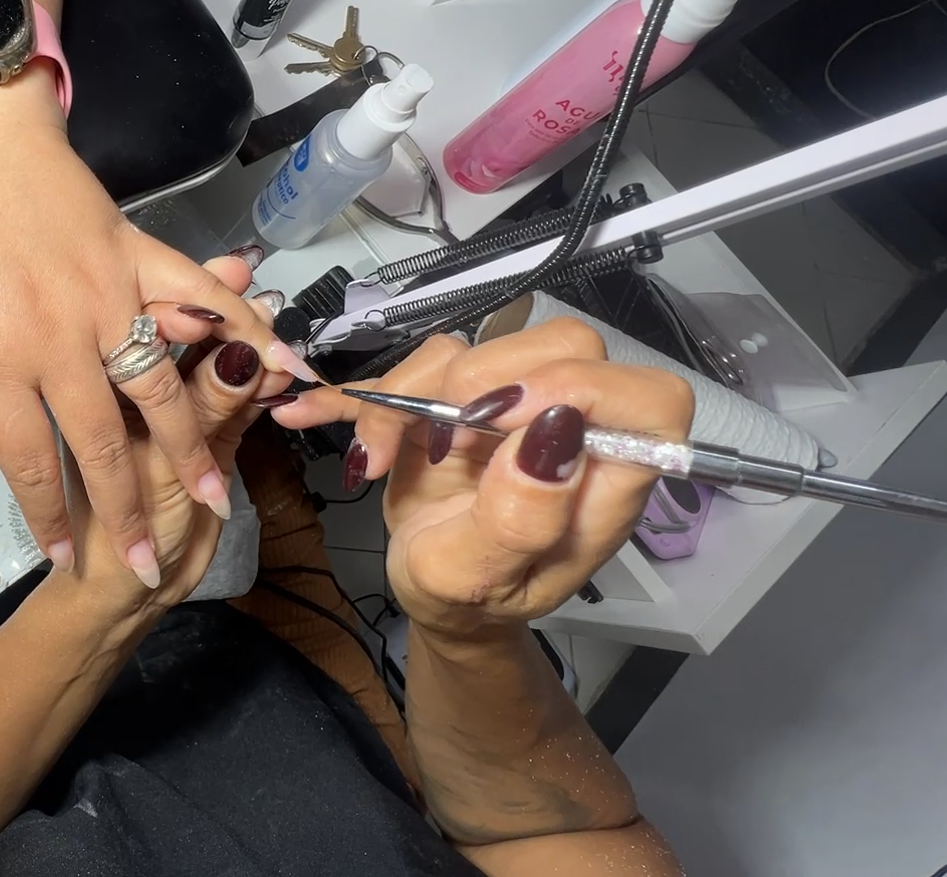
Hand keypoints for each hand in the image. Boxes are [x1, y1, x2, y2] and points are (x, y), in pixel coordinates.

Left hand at [0, 76, 307, 587]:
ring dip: (190, 449)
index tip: (67, 557)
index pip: (27, 461)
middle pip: (101, 443)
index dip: (48, 516)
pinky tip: (280, 365)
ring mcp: (108, 297)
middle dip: (125, 511)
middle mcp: (60, 342)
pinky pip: (197, 299)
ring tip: (213, 498)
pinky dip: (241, 332)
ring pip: (159, 387)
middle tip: (147, 563)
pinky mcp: (138, 257)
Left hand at [59, 325, 286, 620]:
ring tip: (276, 322)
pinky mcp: (206, 435)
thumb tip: (243, 356)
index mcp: (102, 380)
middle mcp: (136, 386)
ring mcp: (173, 410)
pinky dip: (259, 389)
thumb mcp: (157, 466)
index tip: (229, 284)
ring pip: (215, 367)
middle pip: (187, 339)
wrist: (124, 591)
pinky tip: (280, 371)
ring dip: (248, 349)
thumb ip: (201, 413)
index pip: (148, 328)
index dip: (190, 306)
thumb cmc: (112, 528)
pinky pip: (235, 403)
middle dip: (227, 318)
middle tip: (263, 297)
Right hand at [270, 320, 693, 639]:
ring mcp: (504, 408)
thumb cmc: (468, 600)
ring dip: (402, 397)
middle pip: (555, 346)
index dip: (575, 387)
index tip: (497, 422)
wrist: (433, 593)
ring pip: (464, 351)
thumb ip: (519, 517)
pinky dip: (351, 394)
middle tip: (439, 439)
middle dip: (478, 382)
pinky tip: (306, 413)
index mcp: (605, 474)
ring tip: (376, 457)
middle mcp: (564, 428)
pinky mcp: (447, 401)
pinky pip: (400, 371)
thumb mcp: (482, 577)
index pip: (641, 396)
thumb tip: (553, 435)